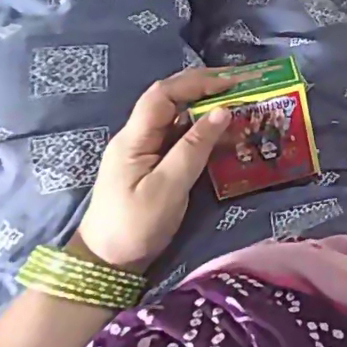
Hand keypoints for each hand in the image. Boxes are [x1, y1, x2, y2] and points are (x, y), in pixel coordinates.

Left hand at [75, 67, 252, 272]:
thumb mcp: (169, 187)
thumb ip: (195, 147)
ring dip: (204, 109)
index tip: (231, 82)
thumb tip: (222, 112)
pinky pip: (178, 139)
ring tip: (237, 106)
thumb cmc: (136, 226)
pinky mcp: (151, 167)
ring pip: (176, 119)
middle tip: (239, 86)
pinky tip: (221, 134)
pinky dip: (201, 131)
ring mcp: (143, 152)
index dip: (197, 83)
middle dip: (203, 88)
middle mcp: (137, 138)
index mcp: (134, 138)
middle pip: (169, 100)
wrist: (107, 264)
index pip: (164, 94)